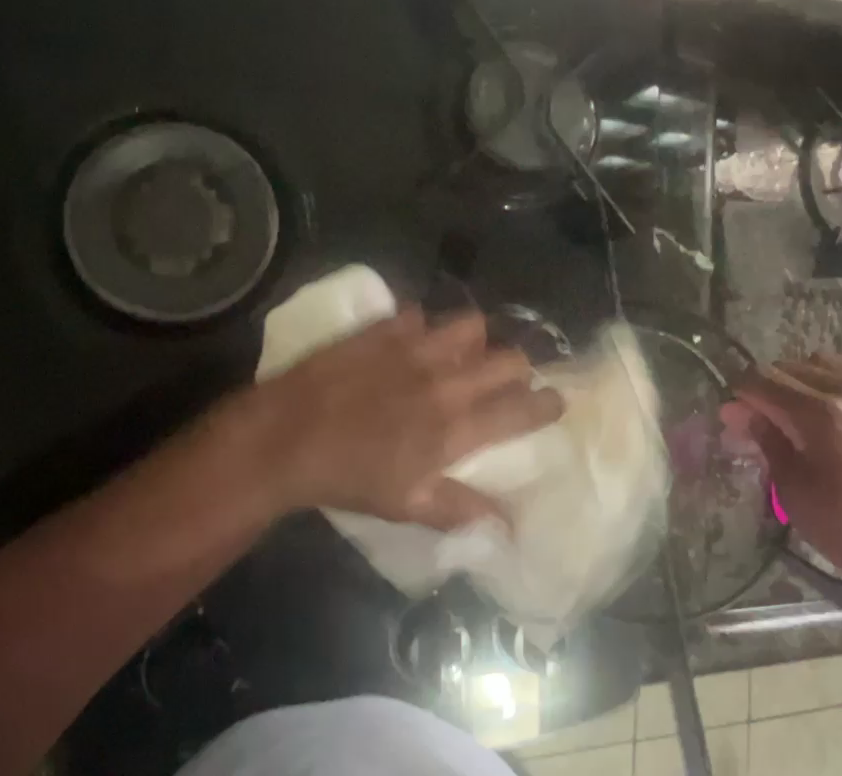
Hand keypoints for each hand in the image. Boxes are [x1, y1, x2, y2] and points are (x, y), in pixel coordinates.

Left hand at [219, 308, 563, 530]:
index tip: (554, 403)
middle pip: (509, 359)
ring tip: (461, 354)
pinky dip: (421, 327)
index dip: (547, 405)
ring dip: (474, 340)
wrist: (286, 437)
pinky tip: (410, 342)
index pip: (521, 410)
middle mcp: (445, 383)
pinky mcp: (384, 329)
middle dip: (519, 368)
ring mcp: (415, 350)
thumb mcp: (406, 505)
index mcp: (455, 428)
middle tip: (507, 380)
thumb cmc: (347, 478)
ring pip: (471, 325)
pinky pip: (419, 315)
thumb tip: (507, 526)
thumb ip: (459, 509)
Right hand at [735, 353, 841, 609]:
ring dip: (810, 380)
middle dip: (771, 388)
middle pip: (794, 367)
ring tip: (809, 414)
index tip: (735, 416)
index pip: (762, 381)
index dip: (741, 396)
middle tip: (767, 421)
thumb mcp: (798, 497)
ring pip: (832, 363)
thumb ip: (769, 444)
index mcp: (819, 413)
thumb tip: (742, 413)